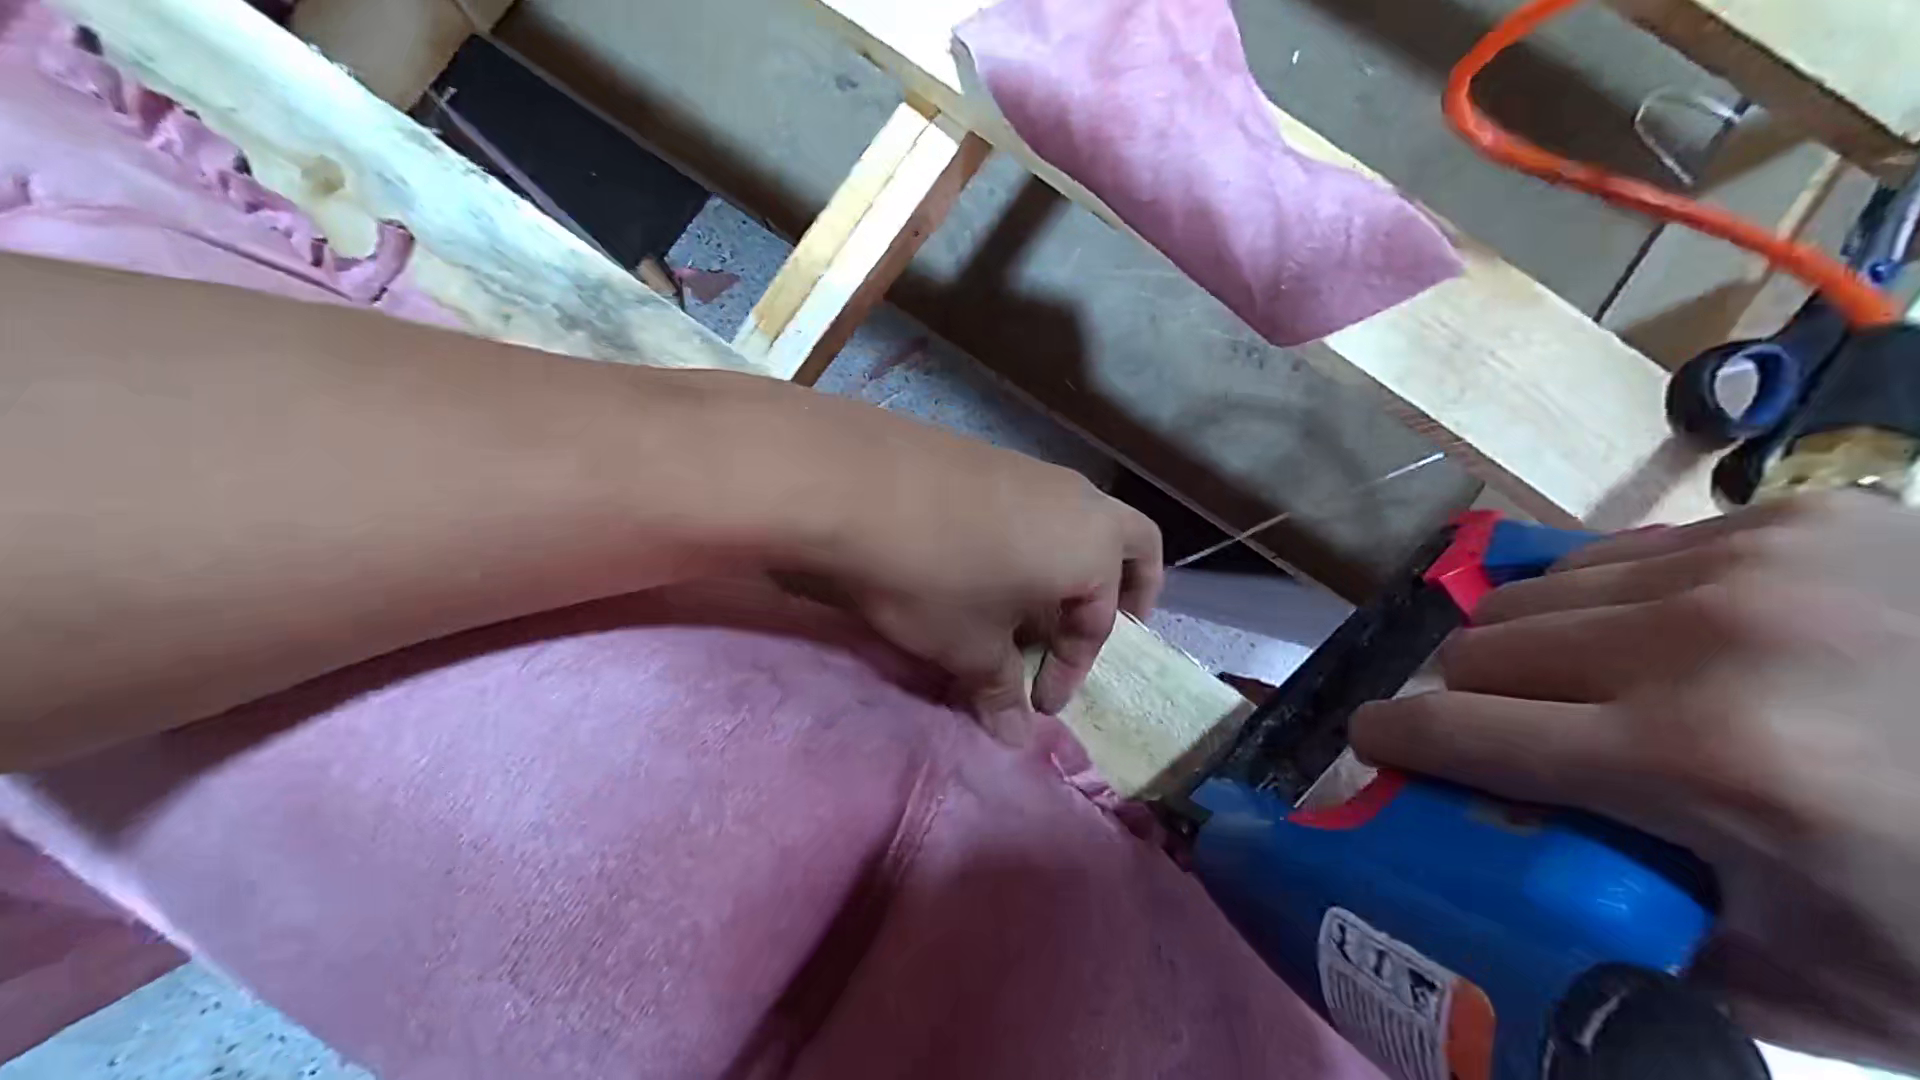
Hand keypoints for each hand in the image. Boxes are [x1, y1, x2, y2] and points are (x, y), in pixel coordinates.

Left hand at [774, 395, 1162, 744]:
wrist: (857, 486)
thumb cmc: (934, 578)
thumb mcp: (969, 646)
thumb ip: (1002, 690)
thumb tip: (1016, 737)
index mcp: (1093, 547)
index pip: (1098, 623)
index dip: (1071, 669)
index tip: (1038, 702)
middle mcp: (1078, 501)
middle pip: (1129, 543)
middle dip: (1130, 589)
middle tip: (1101, 627)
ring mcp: (1035, 470)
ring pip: (1078, 520)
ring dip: (1070, 563)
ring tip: (1033, 600)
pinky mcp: (992, 456)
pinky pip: (1035, 504)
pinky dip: (1033, 537)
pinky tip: (990, 560)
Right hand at [1352, 494, 1919, 1068]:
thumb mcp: (1799, 975)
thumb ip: (1622, 925)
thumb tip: (1495, 879)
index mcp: (1703, 761)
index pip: (1456, 730)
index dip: (1391, 739)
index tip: (1374, 746)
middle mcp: (1707, 639)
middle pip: (1477, 650)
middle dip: (1469, 700)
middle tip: (1510, 738)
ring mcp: (1753, 561)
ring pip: (1527, 595)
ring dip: (1528, 648)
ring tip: (1584, 686)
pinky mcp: (1797, 516)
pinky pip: (1609, 557)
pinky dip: (1600, 604)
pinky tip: (1663, 639)